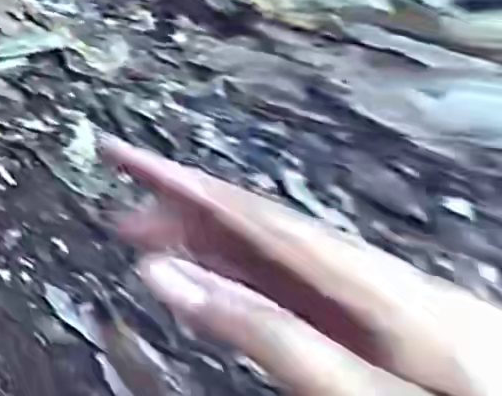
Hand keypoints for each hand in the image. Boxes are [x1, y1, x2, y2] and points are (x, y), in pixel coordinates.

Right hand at [105, 137, 501, 395]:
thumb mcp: (368, 393)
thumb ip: (267, 334)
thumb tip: (157, 272)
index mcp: (382, 287)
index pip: (255, 215)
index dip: (177, 178)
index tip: (113, 148)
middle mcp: (389, 282)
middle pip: (266, 228)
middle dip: (183, 212)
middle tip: (119, 220)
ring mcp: (402, 308)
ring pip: (283, 255)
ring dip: (208, 242)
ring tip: (150, 245)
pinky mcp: (406, 334)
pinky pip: (304, 284)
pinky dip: (245, 272)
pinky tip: (219, 283)